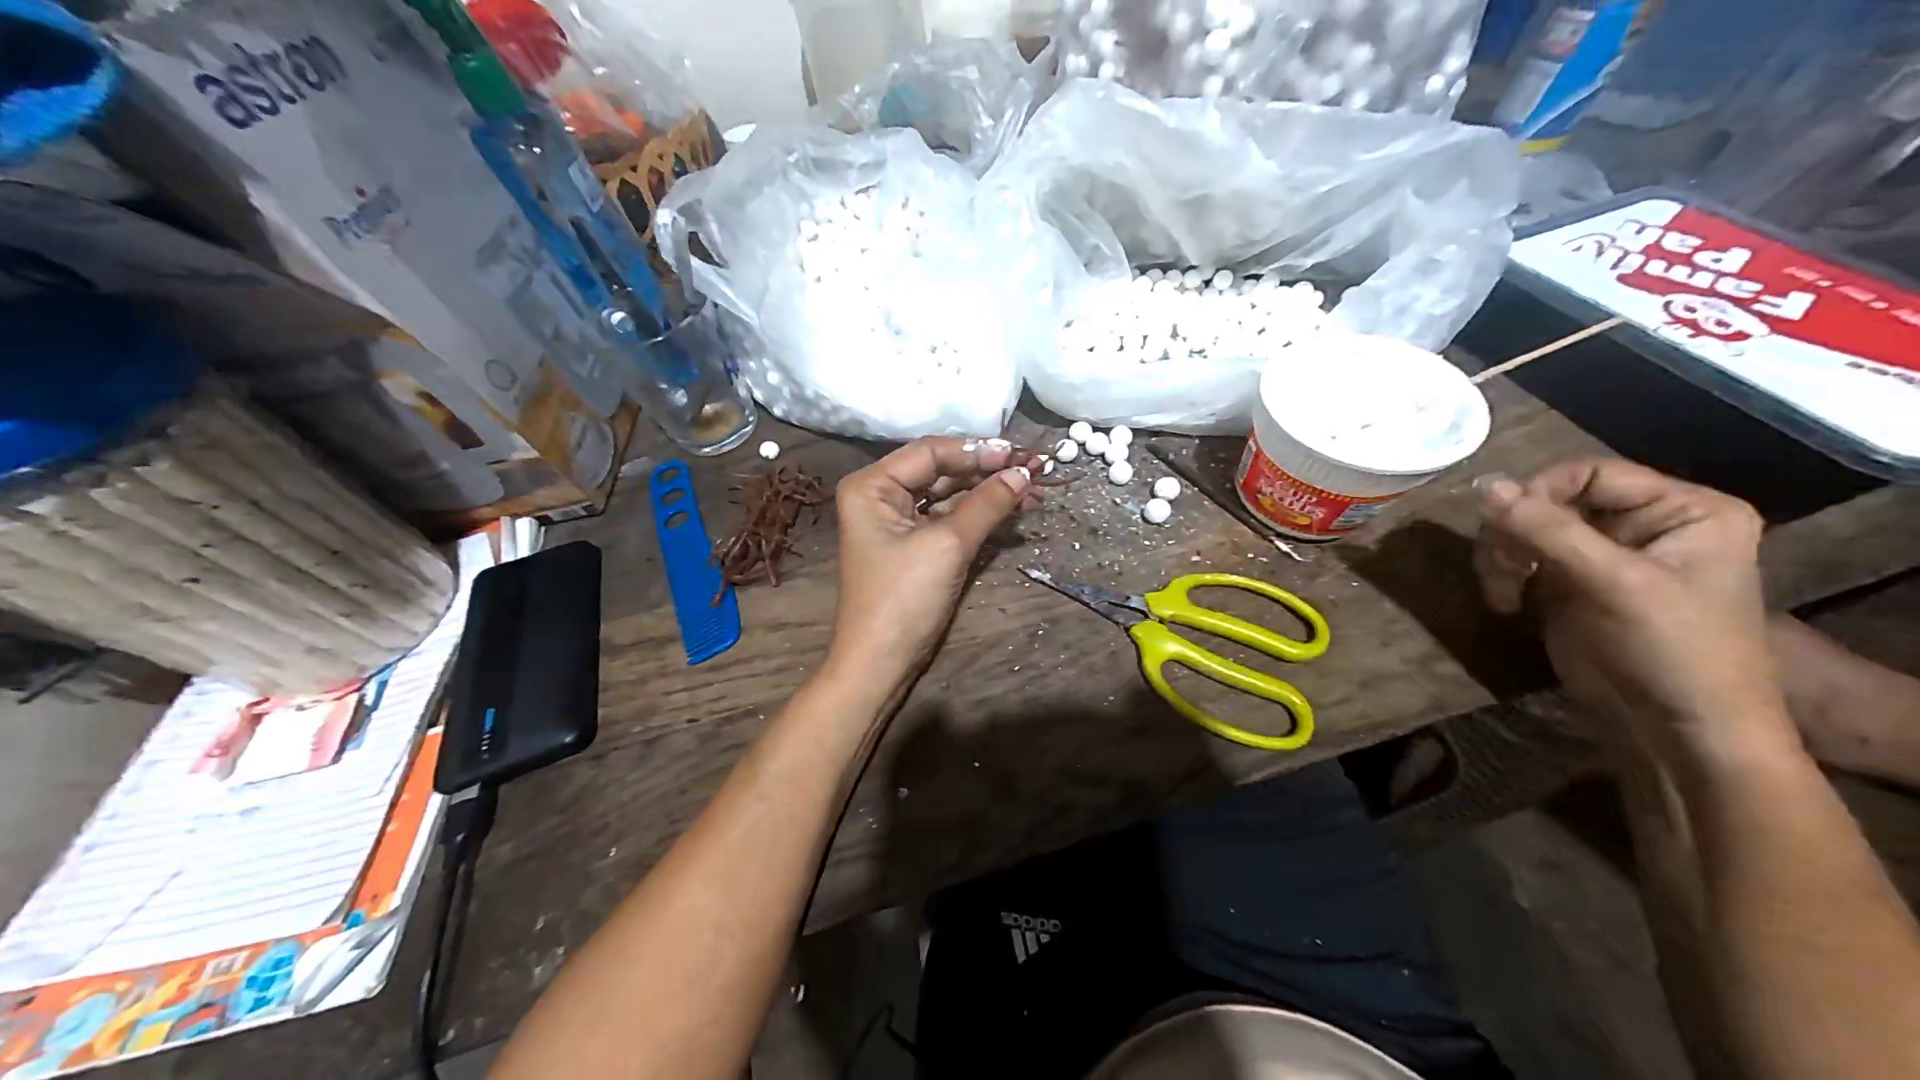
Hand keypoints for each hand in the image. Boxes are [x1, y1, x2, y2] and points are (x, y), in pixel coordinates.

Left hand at [826, 437, 1038, 699]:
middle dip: (987, 472)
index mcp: (871, 486)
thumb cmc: (903, 599)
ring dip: (988, 494)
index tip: (1021, 455)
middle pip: (941, 471)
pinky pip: (949, 519)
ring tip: (1033, 493)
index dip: (977, 451)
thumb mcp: (948, 545)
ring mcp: (897, 522)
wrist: (880, 664)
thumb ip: (987, 503)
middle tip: (1035, 471)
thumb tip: (1025, 472)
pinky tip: (1012, 512)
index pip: (931, 452)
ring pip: (949, 495)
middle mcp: (880, 496)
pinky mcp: (914, 546)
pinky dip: (979, 516)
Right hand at [1474, 459, 1795, 761]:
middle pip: (1551, 500)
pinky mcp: (1571, 583)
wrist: (1675, 729)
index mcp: (1684, 509)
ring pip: (1526, 528)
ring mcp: (1604, 555)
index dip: (1540, 493)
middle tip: (1500, 566)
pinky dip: (1503, 576)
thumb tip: (1481, 485)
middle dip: (1515, 531)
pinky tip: (1505, 602)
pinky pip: (1521, 558)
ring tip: (1501, 590)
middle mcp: (1644, 523)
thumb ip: (1547, 530)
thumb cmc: (1671, 649)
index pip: (1591, 473)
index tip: (1505, 526)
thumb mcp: (1613, 583)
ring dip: (1502, 555)